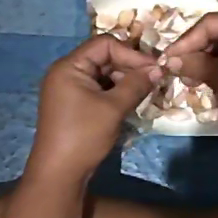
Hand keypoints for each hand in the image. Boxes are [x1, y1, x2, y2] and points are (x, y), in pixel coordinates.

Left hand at [28, 35, 161, 180]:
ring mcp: (68, 90)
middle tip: (154, 81)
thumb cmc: (83, 135)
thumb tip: (158, 69)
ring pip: (103, 75)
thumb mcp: (113, 108)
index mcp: (69, 66)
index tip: (154, 69)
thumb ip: (136, 84)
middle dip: (130, 67)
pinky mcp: (74, 105)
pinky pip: (98, 90)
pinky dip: (115, 93)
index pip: (104, 44)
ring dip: (125, 81)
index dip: (131, 54)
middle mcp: (66, 73)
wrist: (59, 173)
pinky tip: (132, 102)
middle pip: (103, 58)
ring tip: (146, 93)